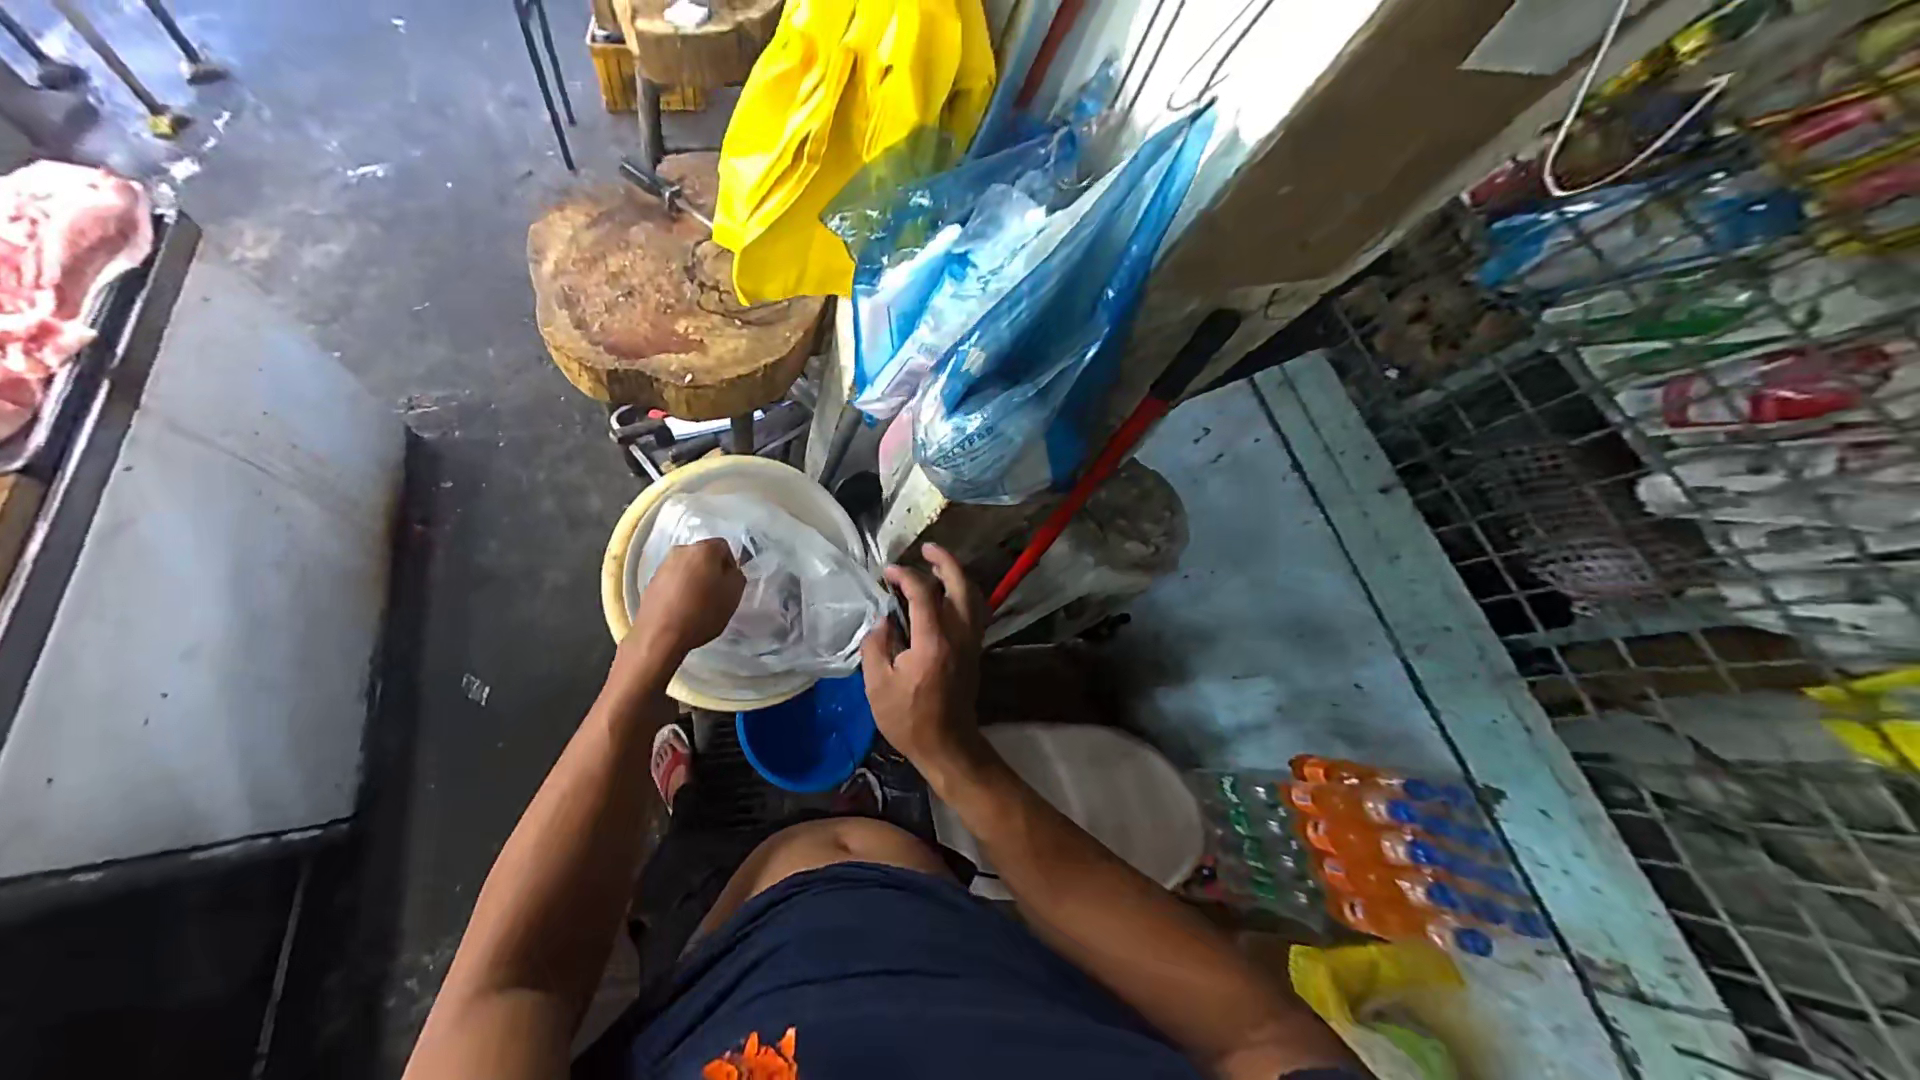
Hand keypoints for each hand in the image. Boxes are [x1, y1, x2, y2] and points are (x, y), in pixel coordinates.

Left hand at [618, 537, 744, 675]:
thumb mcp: (734, 594)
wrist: (660, 635)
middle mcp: (681, 551)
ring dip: (695, 580)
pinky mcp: (651, 582)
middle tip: (716, 593)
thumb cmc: (702, 612)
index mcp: (703, 549)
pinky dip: (680, 590)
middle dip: (711, 571)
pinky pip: (673, 580)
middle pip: (703, 556)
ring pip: (687, 568)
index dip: (730, 564)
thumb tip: (729, 570)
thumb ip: (737, 575)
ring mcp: (663, 566)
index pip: (724, 547)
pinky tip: (682, 609)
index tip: (730, 584)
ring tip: (698, 604)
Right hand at [862, 543, 988, 785]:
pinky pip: (975, 610)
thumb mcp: (877, 685)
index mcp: (933, 641)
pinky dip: (964, 593)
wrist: (948, 745)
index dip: (906, 575)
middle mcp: (959, 634)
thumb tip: (883, 620)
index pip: (924, 593)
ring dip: (957, 575)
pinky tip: (948, 594)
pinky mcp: (975, 650)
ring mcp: (971, 641)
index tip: (888, 573)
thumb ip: (876, 646)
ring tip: (938, 564)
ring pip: (974, 595)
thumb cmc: (909, 719)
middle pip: (961, 584)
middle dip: (945, 560)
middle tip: (926, 549)